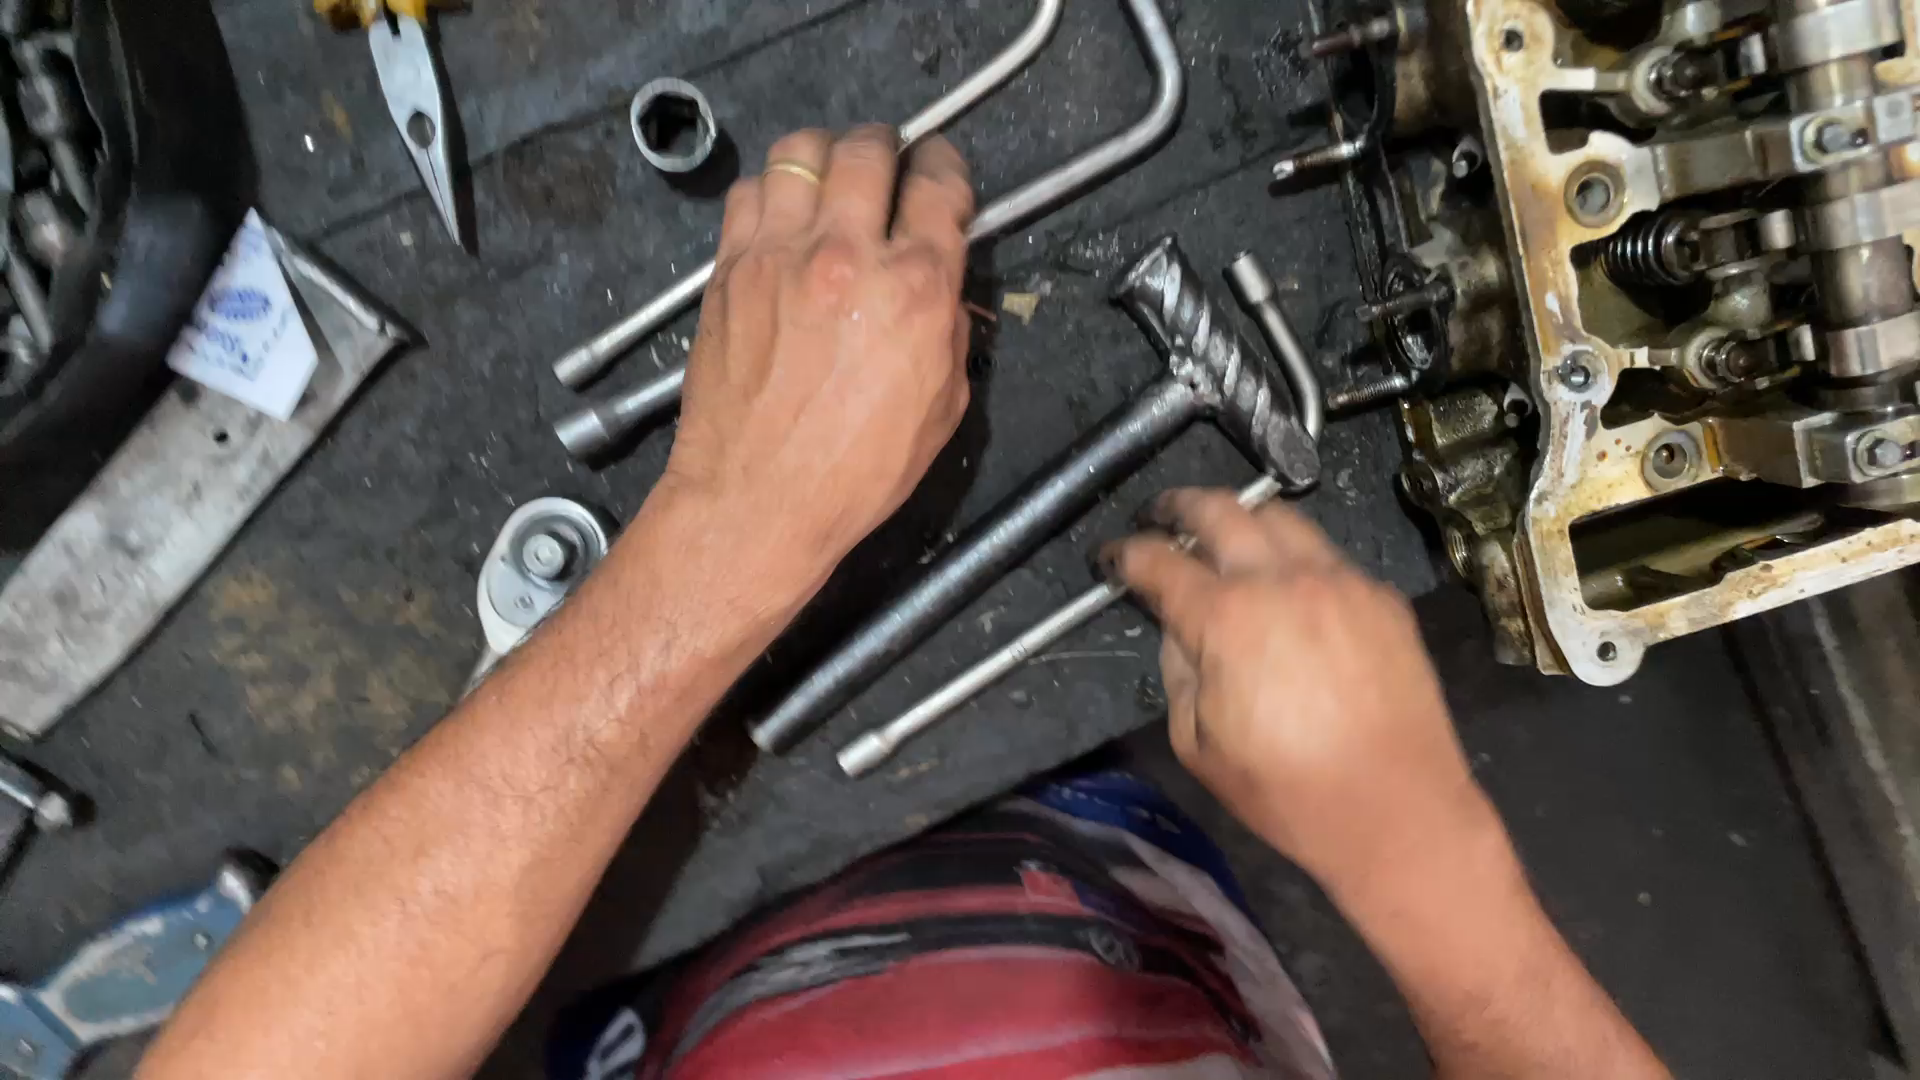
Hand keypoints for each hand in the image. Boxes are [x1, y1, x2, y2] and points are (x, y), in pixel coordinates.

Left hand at [662, 125, 974, 576]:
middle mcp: (849, 251)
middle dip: (888, 151)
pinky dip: (777, 190)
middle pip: (869, 149)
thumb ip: (951, 335)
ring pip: (803, 150)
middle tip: (888, 174)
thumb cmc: (860, 471)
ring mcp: (781, 253)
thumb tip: (941, 292)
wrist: (759, 498)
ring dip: (828, 157)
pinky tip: (785, 219)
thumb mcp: (943, 411)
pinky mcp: (730, 267)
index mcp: (917, 289)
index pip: (940, 186)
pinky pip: (752, 190)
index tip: (941, 177)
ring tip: (833, 185)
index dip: (947, 170)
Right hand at [1108, 488, 1495, 892]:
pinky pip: (1324, 554)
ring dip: (1238, 519)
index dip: (1123, 553)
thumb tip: (1179, 627)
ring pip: (1278, 517)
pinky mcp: (1380, 596)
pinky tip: (1285, 586)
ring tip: (1223, 538)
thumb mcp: (1195, 741)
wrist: (1400, 815)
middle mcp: (1280, 580)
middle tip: (1159, 515)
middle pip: (1219, 508)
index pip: (1157, 560)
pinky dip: (1290, 555)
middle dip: (1177, 505)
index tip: (1110, 556)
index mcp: (1225, 618)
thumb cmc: (1285, 790)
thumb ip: (1177, 667)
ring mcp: (1338, 581)